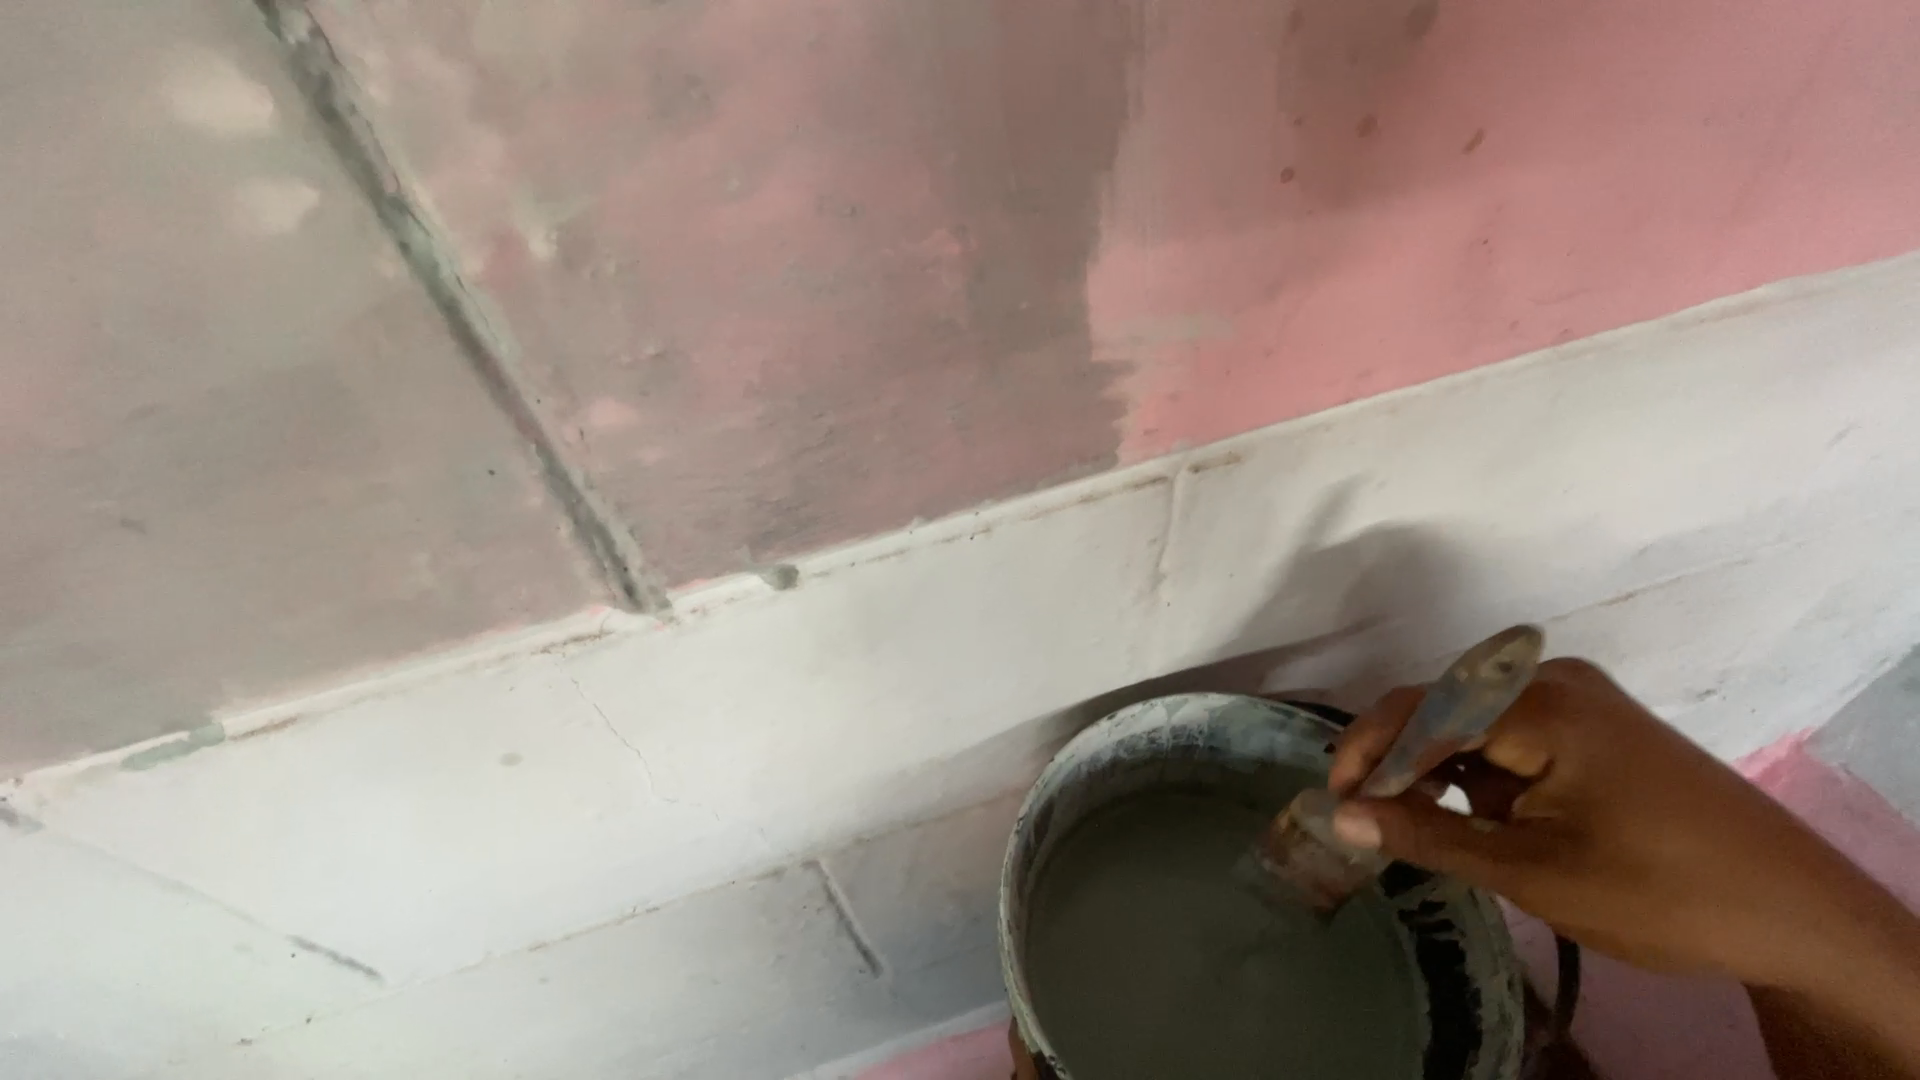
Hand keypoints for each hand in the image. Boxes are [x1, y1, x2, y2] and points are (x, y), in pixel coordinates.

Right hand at [1326, 659, 1919, 997]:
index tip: (1338, 801)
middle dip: (1404, 762)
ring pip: (1471, 720)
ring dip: (1444, 769)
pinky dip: (1483, 769)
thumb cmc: (1665, 894)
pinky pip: (1508, 729)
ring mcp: (1581, 697)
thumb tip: (1339, 816)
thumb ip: (1427, 834)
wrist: (1809, 921)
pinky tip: (1485, 811)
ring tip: (1432, 822)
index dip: (1369, 752)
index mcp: (1543, 706)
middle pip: (1442, 707)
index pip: (1421, 710)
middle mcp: (1556, 681)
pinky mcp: (1595, 721)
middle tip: (1374, 815)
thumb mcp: (1531, 871)